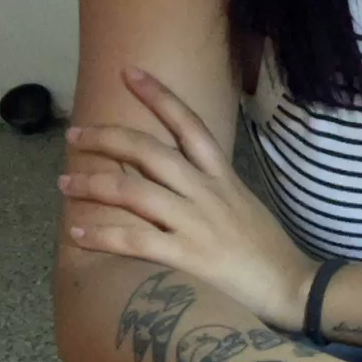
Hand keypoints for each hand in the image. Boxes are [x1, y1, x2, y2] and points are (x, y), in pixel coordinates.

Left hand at [59, 66, 315, 328]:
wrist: (296, 290)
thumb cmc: (273, 256)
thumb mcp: (248, 210)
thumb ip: (218, 192)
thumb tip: (186, 184)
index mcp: (224, 181)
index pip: (190, 126)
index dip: (158, 96)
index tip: (127, 72)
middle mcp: (208, 195)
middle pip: (148, 152)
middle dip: (106, 138)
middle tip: (75, 135)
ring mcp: (197, 225)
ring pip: (132, 191)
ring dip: (92, 184)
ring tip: (65, 183)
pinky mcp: (190, 257)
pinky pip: (135, 240)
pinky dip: (102, 234)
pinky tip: (78, 232)